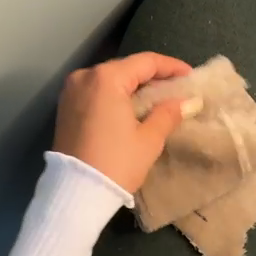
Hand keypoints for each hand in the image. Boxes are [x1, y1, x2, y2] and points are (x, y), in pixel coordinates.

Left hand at [54, 52, 192, 193]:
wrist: (74, 193)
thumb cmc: (115, 163)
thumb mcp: (148, 139)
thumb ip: (168, 114)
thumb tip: (188, 101)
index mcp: (106, 78)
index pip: (144, 62)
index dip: (170, 66)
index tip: (190, 75)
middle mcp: (85, 76)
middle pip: (125, 68)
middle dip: (151, 76)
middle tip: (176, 86)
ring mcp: (71, 90)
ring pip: (110, 79)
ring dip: (133, 85)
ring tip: (158, 97)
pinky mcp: (65, 106)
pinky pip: (96, 91)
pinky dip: (115, 94)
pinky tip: (132, 106)